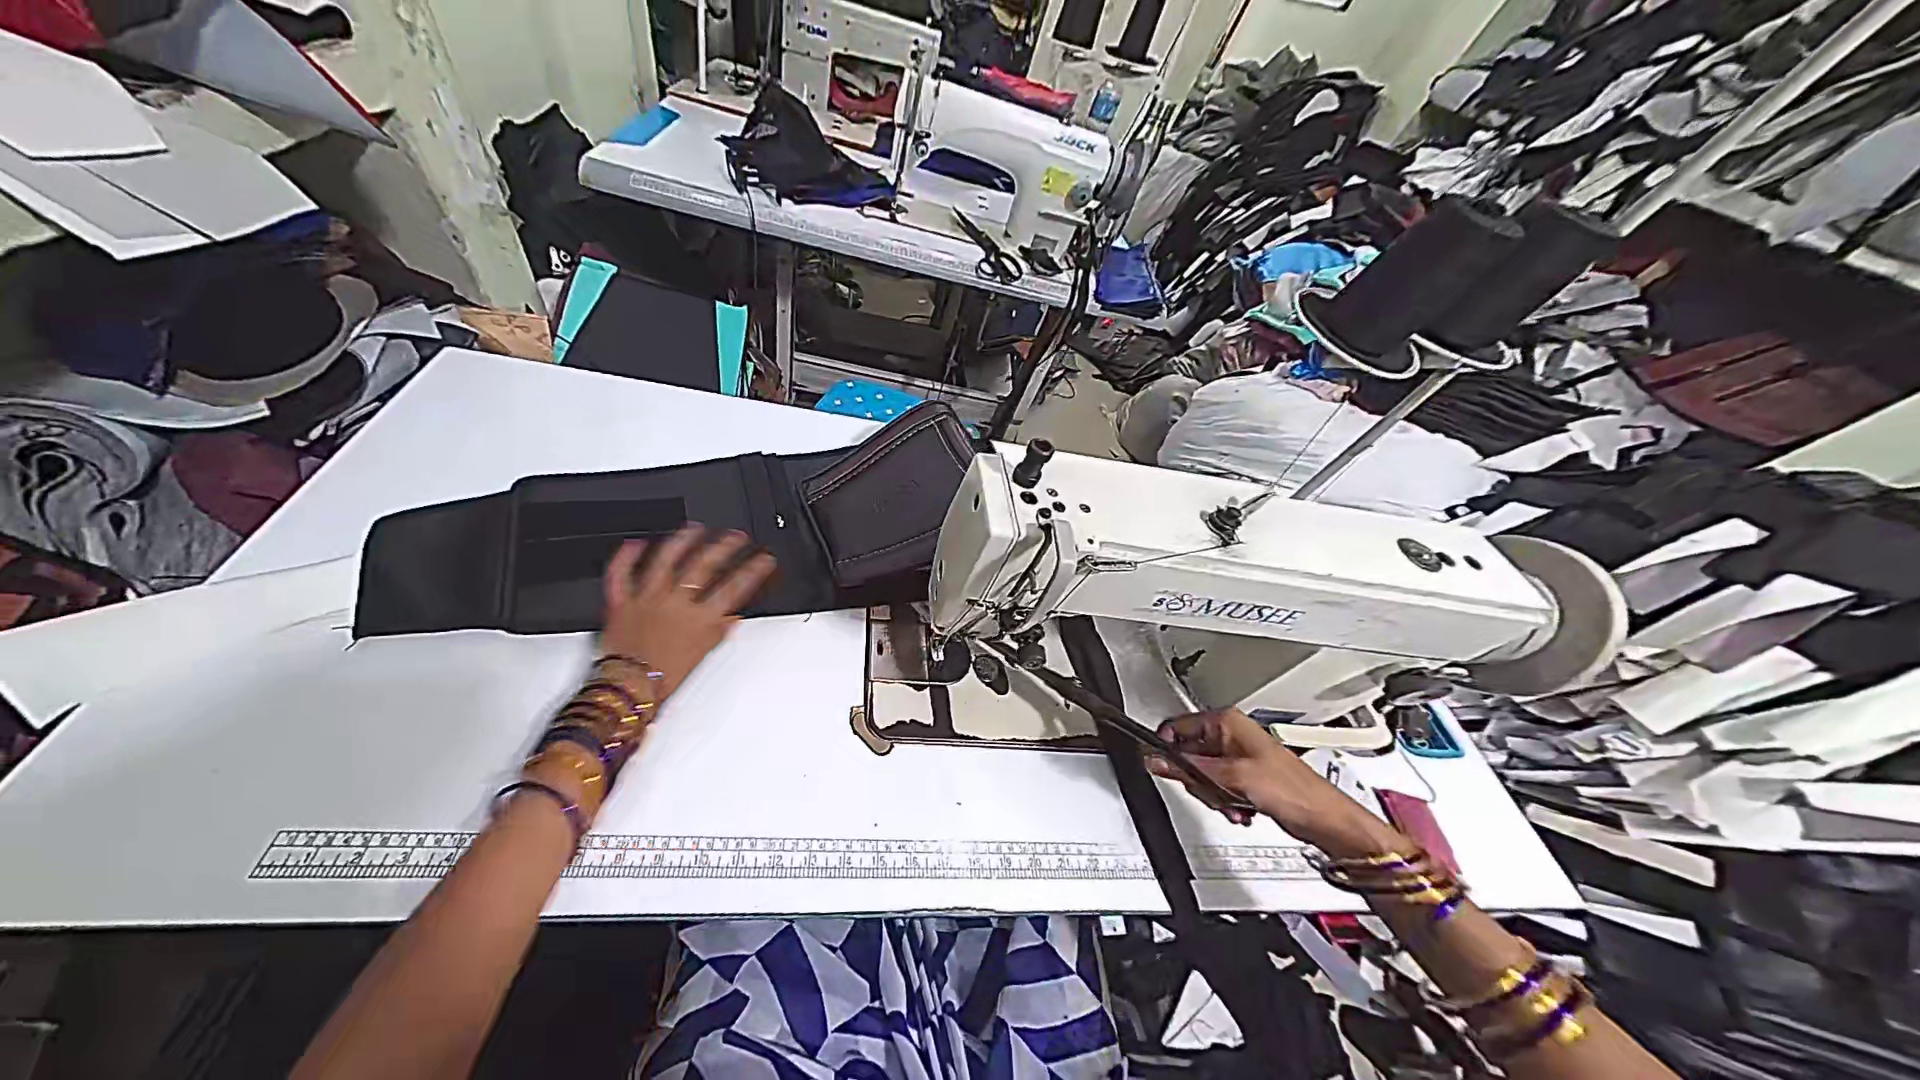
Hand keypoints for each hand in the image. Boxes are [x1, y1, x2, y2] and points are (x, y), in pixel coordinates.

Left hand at [600, 524, 776, 697]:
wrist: (627, 689)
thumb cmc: (663, 678)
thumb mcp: (702, 655)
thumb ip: (718, 631)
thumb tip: (732, 617)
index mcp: (700, 619)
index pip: (735, 587)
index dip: (753, 570)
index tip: (764, 559)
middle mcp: (675, 604)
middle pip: (703, 565)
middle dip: (724, 546)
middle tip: (736, 536)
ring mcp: (647, 599)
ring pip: (665, 560)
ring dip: (682, 540)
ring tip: (694, 528)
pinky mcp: (622, 602)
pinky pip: (621, 574)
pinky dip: (626, 557)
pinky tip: (636, 544)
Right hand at [1148, 709, 1403, 856]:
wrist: (1323, 819)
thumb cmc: (1293, 790)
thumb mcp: (1230, 776)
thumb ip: (1188, 769)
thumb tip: (1156, 759)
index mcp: (1226, 721)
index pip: (1176, 727)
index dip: (1168, 750)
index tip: (1164, 768)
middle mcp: (1230, 734)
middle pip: (1187, 754)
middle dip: (1198, 780)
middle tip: (1213, 790)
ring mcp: (1236, 756)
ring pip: (1200, 774)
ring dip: (1212, 794)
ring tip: (1232, 802)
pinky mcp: (1242, 776)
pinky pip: (1216, 787)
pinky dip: (1223, 801)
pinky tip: (1239, 809)